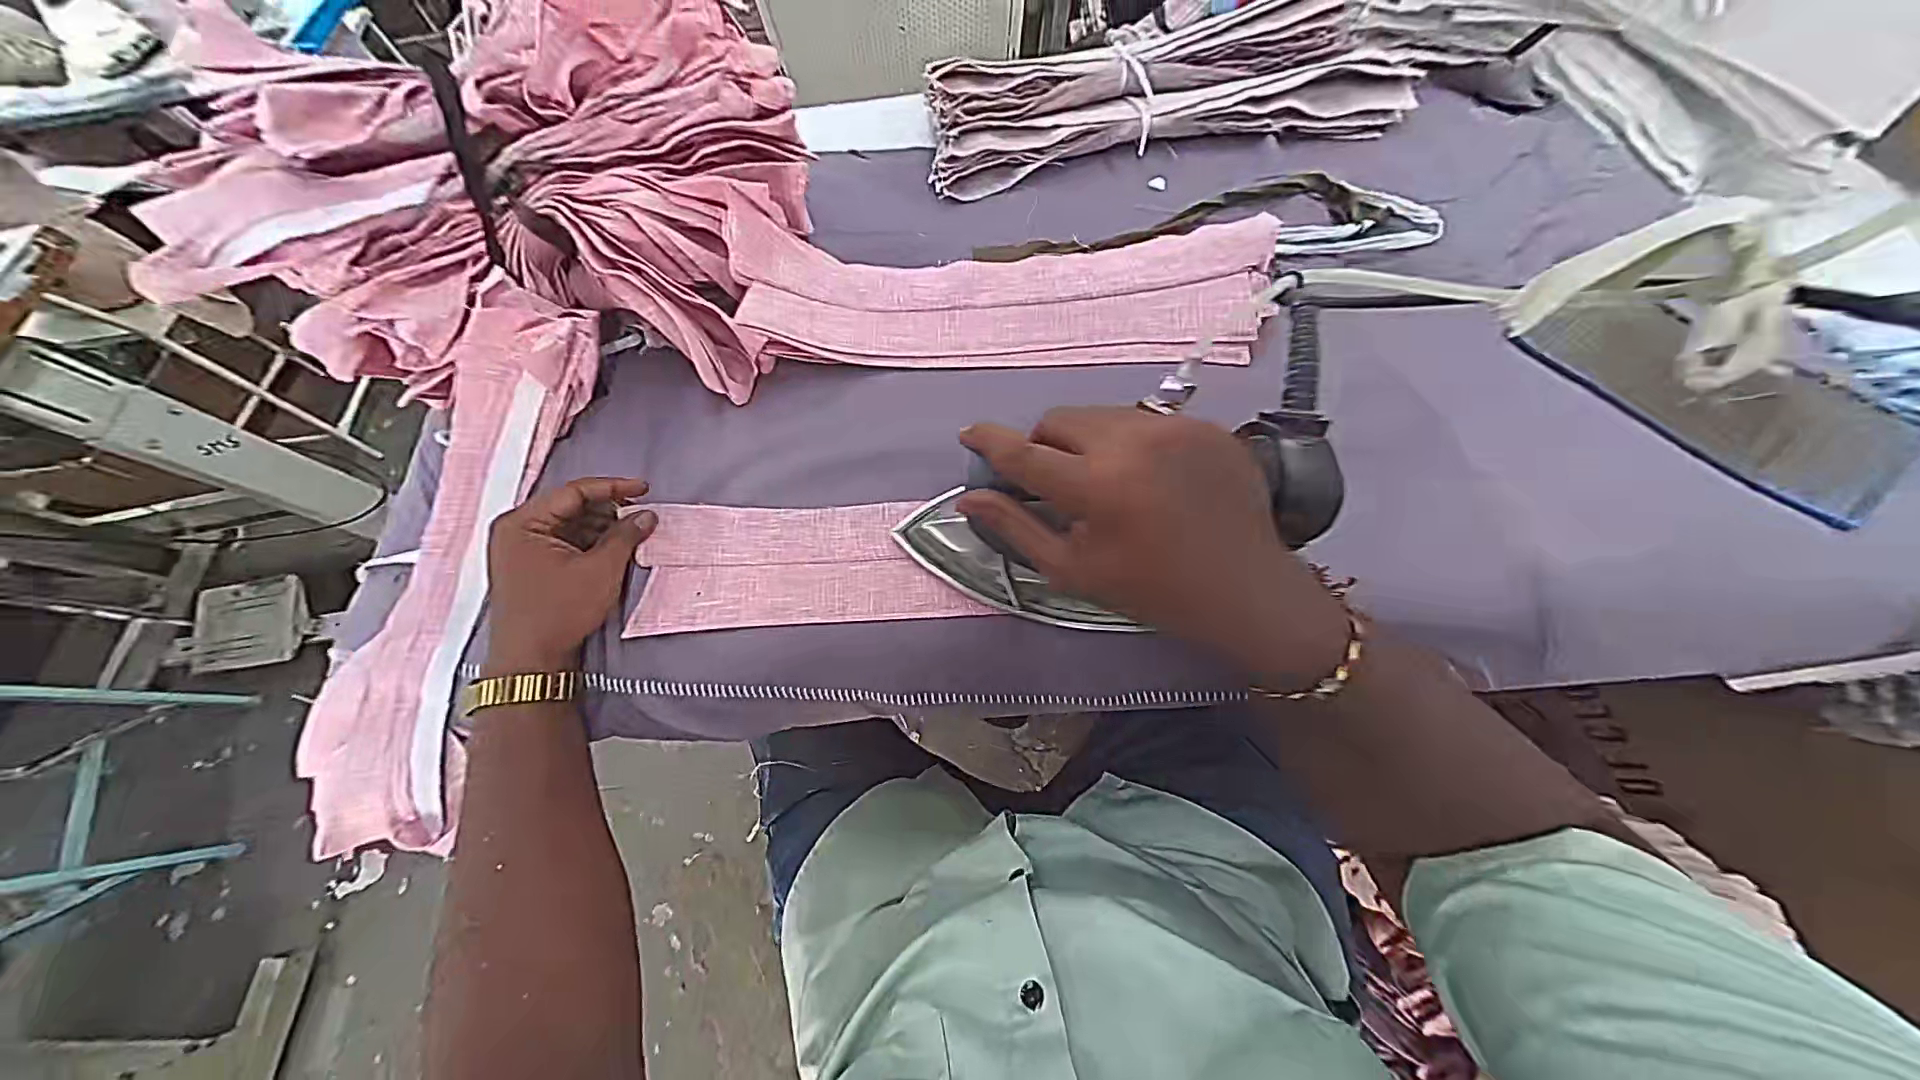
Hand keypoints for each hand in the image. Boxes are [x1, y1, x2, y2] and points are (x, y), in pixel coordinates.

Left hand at [484, 476, 655, 673]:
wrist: (532, 659)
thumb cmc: (558, 613)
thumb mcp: (600, 570)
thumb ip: (626, 536)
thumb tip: (646, 516)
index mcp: (522, 523)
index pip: (573, 492)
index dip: (613, 488)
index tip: (642, 489)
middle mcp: (517, 530)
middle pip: (571, 507)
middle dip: (609, 511)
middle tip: (641, 516)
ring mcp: (522, 549)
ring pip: (572, 525)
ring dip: (604, 528)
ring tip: (633, 536)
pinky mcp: (533, 565)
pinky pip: (567, 542)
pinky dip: (593, 543)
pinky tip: (616, 550)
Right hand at [958, 407, 1347, 686]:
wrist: (1243, 588)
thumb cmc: (1151, 589)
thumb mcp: (1074, 569)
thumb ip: (1016, 527)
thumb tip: (970, 499)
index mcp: (1098, 486)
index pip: (1024, 452)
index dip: (989, 441)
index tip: (970, 434)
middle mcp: (1134, 443)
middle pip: (1060, 420)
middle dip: (1046, 446)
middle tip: (1057, 482)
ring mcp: (1175, 428)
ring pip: (1102, 414)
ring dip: (1087, 441)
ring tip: (1106, 480)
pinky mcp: (1205, 426)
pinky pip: (1145, 420)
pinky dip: (1131, 443)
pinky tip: (1148, 478)